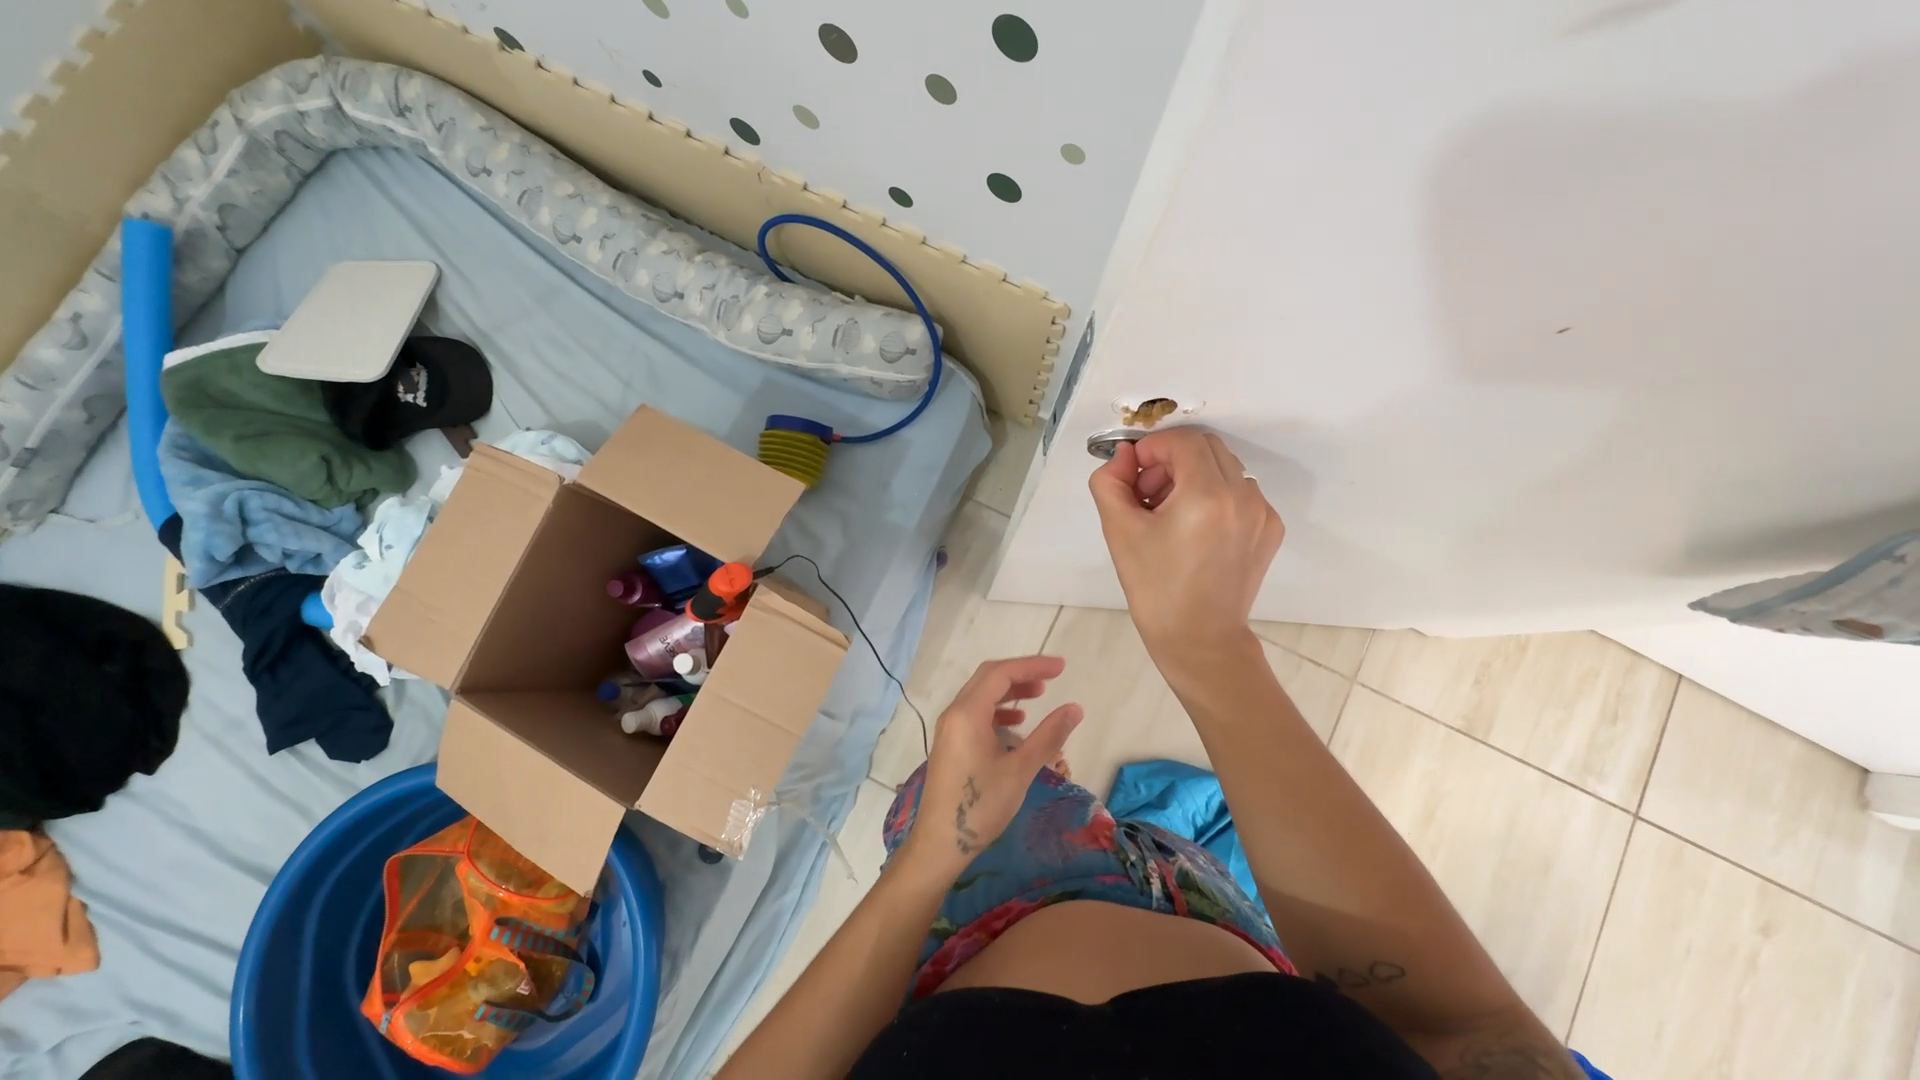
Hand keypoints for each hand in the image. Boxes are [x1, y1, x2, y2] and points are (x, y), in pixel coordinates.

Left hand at [897, 656, 1083, 882]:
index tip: (1061, 668)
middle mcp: (954, 714)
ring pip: (980, 695)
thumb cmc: (981, 806)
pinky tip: (1017, 724)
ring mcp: (949, 729)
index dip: (1032, 666)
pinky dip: (998, 710)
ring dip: (1009, 691)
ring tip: (1039, 696)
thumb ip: (1048, 736)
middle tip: (1052, 677)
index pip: (1000, 674)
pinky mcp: (950, 744)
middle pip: (988, 678)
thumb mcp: (1020, 770)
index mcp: (967, 714)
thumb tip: (1075, 709)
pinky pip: (975, 713)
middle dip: (1021, 673)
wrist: (940, 843)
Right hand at [1088, 427, 1284, 657]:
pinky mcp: (1270, 529)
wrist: (1199, 639)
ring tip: (1170, 514)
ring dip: (1194, 476)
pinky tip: (1195, 531)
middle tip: (1149, 494)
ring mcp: (1262, 512)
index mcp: (1207, 495)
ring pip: (1225, 468)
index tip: (1134, 475)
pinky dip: (1215, 496)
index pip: (1182, 440)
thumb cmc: (1156, 589)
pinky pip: (1240, 492)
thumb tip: (1122, 457)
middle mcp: (1243, 496)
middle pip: (1206, 447)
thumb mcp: (1119, 532)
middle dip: (1172, 460)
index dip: (1152, 449)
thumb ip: (1110, 483)